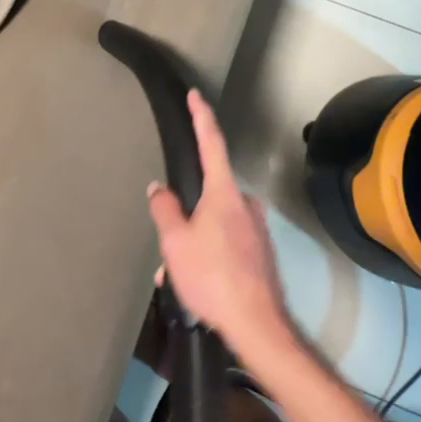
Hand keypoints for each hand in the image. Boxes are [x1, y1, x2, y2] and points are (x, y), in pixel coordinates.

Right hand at [146, 89, 291, 350]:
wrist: (258, 326)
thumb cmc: (212, 276)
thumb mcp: (174, 243)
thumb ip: (164, 209)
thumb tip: (159, 188)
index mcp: (224, 193)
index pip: (211, 143)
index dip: (202, 117)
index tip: (195, 95)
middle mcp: (245, 205)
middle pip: (209, 195)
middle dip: (187, 216)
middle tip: (168, 243)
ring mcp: (257, 231)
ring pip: (216, 226)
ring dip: (195, 245)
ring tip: (176, 276)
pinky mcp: (261, 256)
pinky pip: (227, 246)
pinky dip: (209, 259)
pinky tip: (196, 285)